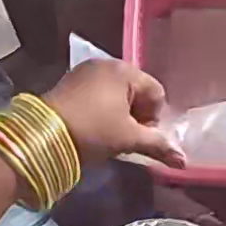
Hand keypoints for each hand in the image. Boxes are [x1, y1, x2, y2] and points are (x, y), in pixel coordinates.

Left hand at [41, 60, 185, 167]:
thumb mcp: (128, 139)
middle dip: (135, 115)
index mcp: (124, 70)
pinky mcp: (68, 83)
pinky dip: (100, 110)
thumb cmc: (92, 131)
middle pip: (135, 91)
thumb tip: (183, 161)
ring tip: (108, 134)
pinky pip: (96, 94)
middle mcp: (105, 64)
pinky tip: (92, 127)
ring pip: (115, 94)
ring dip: (118, 114)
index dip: (153, 118)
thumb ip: (158, 145)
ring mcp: (84, 72)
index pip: (155, 93)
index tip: (139, 137)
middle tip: (125, 137)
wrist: (42, 135)